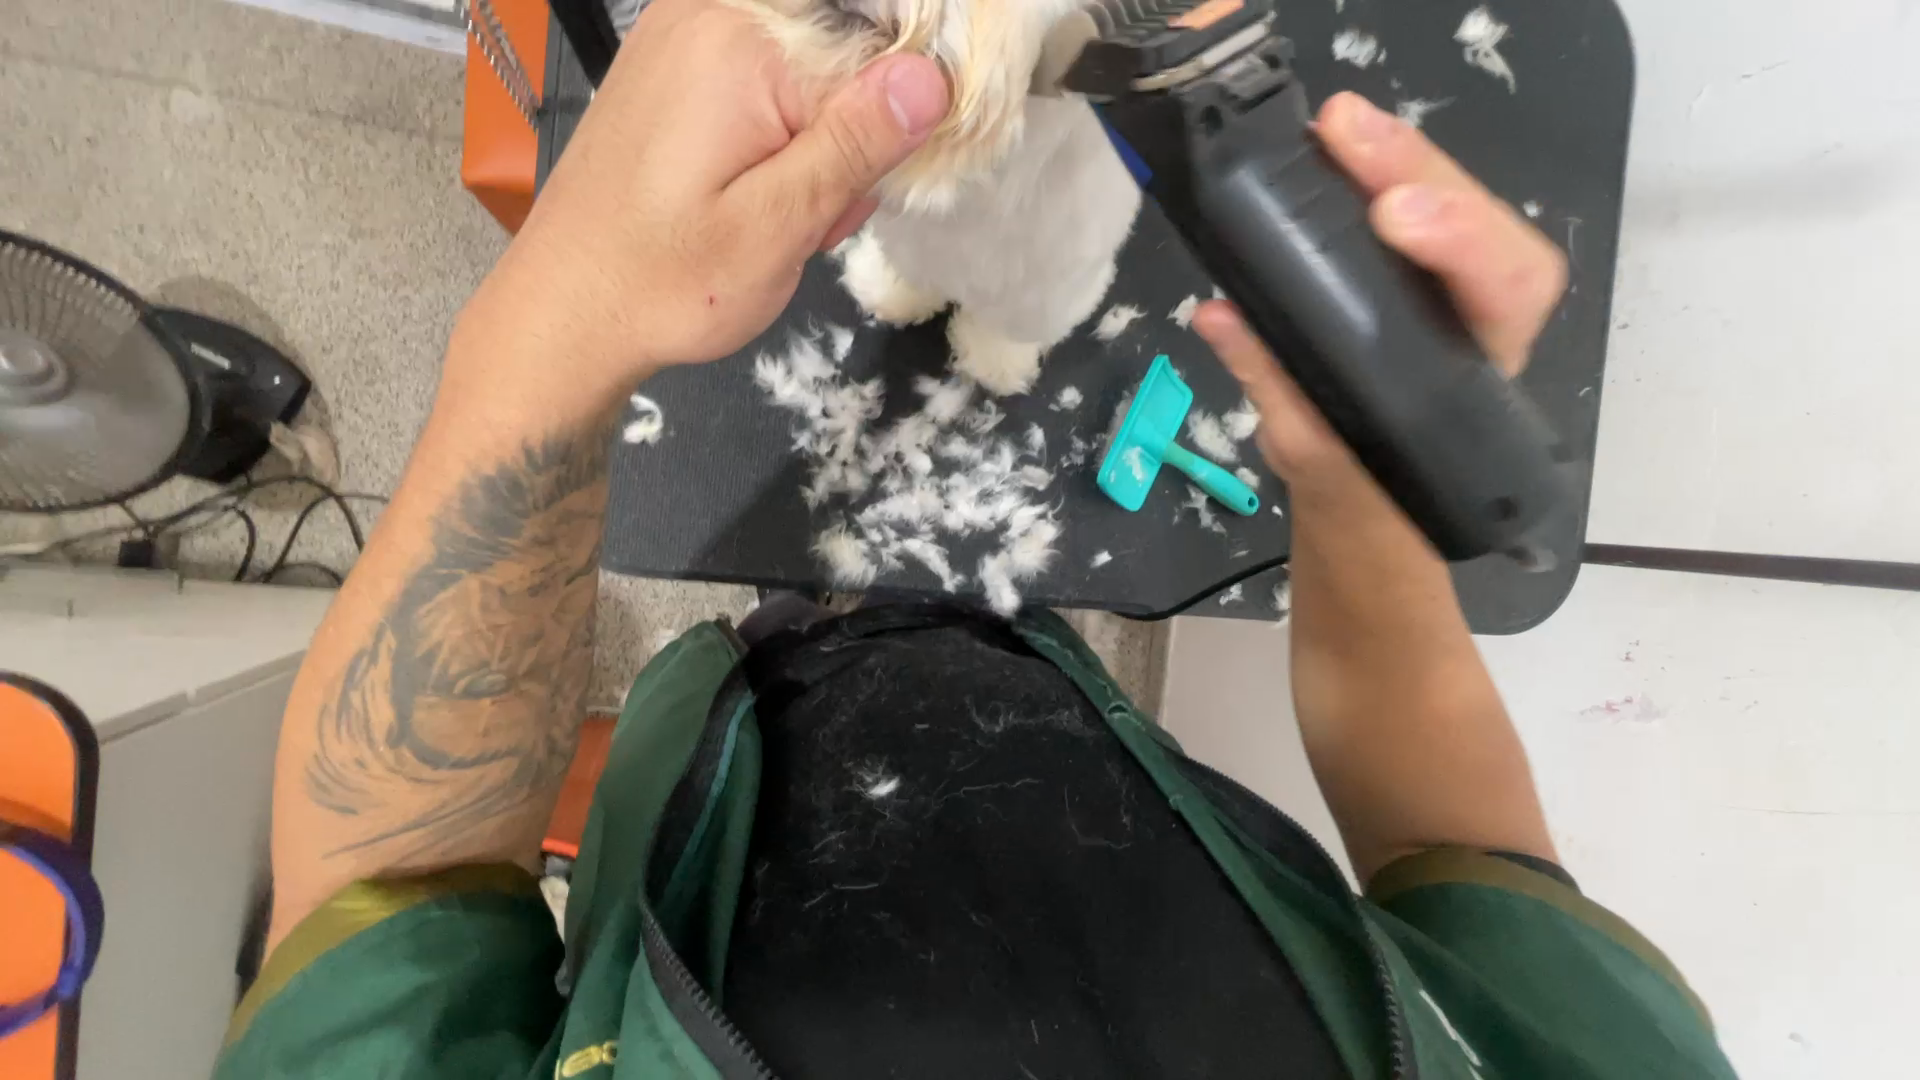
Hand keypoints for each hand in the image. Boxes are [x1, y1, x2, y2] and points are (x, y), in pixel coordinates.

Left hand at [461, 0, 948, 389]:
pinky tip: (753, 203)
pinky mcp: (675, 77)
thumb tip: (930, 80)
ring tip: (777, 223)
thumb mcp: (777, 226)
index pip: (876, 53)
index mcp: (742, 43)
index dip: (894, 128)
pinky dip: (777, 151)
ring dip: (814, 158)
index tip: (868, 193)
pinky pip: (764, 96)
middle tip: (811, 221)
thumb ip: (853, 146)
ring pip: (807, 86)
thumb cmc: (669, 283)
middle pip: (842, 65)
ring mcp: (685, 42)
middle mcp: (710, 17)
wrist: (568, 311)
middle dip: (849, 147)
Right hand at [1192, 91, 1566, 508]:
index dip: (1459, 239)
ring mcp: (1445, 292)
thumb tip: (1216, 314)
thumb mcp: (1309, 446)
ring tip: (1335, 128)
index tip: (1391, 213)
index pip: (1504, 286)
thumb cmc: (1355, 484)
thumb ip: (1272, 382)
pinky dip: (1371, 178)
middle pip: (1479, 220)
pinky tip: (1332, 154)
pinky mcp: (1407, 279)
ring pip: (1452, 204)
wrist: (1369, 500)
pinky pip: (1410, 213)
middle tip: (1342, 130)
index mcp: (1477, 369)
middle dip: (1415, 168)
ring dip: (1395, 158)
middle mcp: (1475, 315)